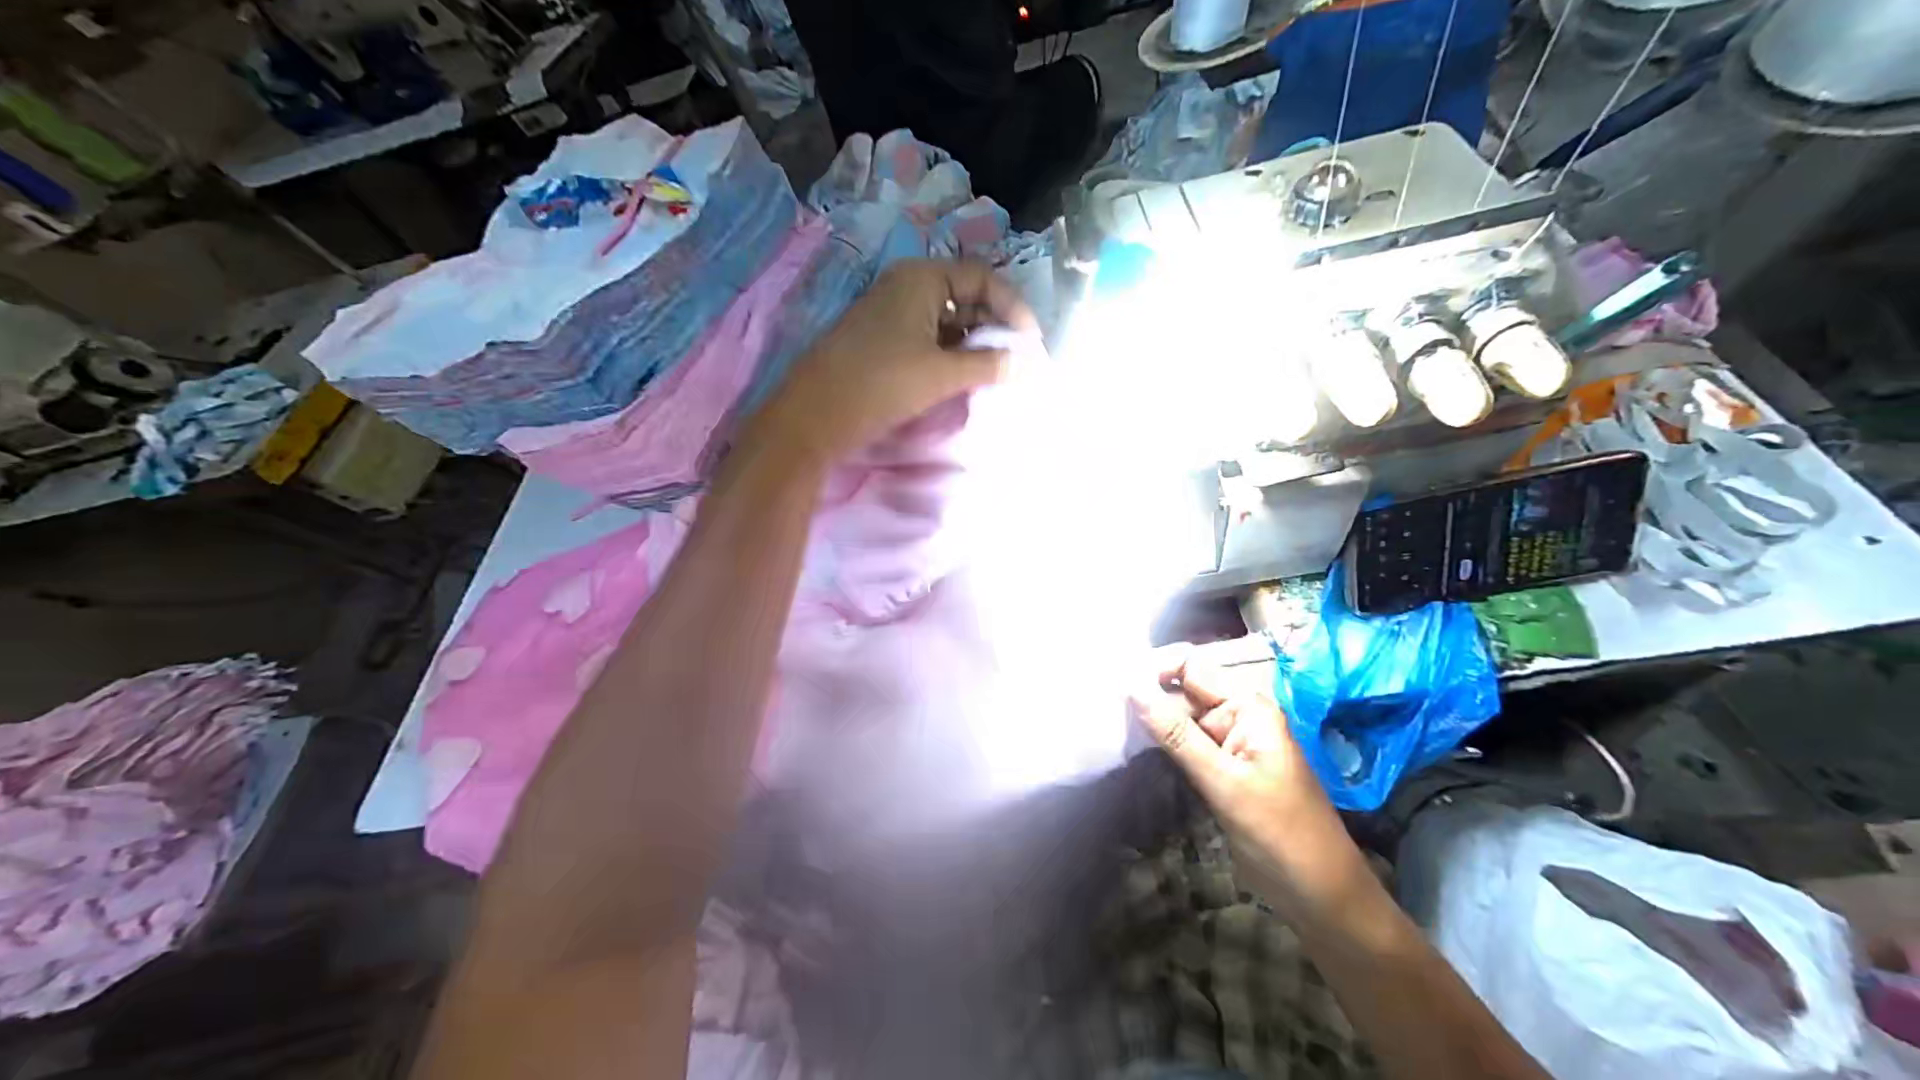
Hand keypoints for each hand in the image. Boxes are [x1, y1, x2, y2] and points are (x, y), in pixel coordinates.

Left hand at [742, 258, 1036, 463]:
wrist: (814, 416)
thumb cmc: (881, 384)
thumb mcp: (942, 373)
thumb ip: (988, 365)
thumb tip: (1024, 363)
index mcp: (921, 278)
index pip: (983, 278)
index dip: (1013, 308)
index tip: (1030, 345)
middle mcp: (907, 286)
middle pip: (966, 297)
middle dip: (995, 328)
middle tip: (1016, 362)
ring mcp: (892, 314)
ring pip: (948, 321)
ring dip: (975, 344)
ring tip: (995, 374)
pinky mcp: (883, 341)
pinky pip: (929, 339)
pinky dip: (952, 355)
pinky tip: (965, 379)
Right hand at [1129, 648, 1366, 917]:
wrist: (1319, 893)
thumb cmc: (1279, 832)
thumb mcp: (1224, 781)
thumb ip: (1176, 735)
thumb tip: (1131, 689)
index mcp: (1248, 708)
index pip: (1192, 669)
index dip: (1154, 670)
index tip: (1114, 683)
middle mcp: (1237, 717)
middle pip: (1181, 692)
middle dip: (1145, 697)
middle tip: (1102, 707)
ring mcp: (1227, 746)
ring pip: (1178, 721)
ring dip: (1148, 722)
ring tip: (1108, 723)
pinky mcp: (1219, 771)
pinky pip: (1183, 747)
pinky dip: (1160, 745)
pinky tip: (1130, 746)